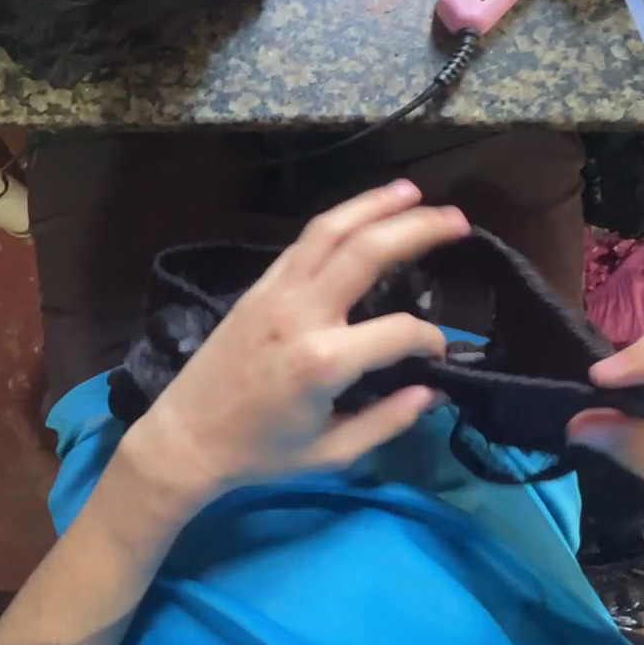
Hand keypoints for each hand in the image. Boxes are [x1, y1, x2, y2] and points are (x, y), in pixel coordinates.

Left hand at [118, 181, 469, 514]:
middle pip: (367, 251)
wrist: (185, 439)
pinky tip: (358, 219)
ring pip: (328, 231)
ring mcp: (274, 294)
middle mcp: (301, 314)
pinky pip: (301, 244)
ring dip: (373, 205)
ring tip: (411, 191)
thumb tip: (432, 391)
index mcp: (324, 362)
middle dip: (418, 228)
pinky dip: (335, 224)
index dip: (431, 340)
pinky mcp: (256, 288)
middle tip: (458, 219)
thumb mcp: (331, 452)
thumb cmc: (259, 453)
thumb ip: (387, 421)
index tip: (439, 352)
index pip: (400, 331)